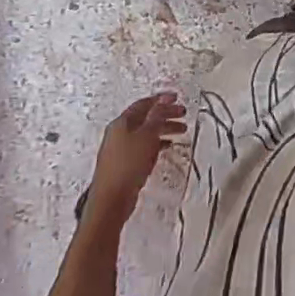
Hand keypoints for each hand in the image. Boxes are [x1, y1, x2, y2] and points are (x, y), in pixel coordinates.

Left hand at [85, 93, 186, 226]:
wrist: (112, 198)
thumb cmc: (127, 165)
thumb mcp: (146, 136)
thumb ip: (156, 118)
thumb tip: (162, 103)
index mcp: (122, 122)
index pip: (143, 104)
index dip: (161, 99)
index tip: (176, 97)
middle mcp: (119, 133)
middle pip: (146, 118)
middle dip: (165, 114)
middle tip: (182, 114)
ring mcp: (121, 148)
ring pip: (146, 133)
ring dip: (163, 129)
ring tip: (181, 130)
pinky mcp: (125, 163)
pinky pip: (144, 147)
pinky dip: (157, 143)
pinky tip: (167, 146)